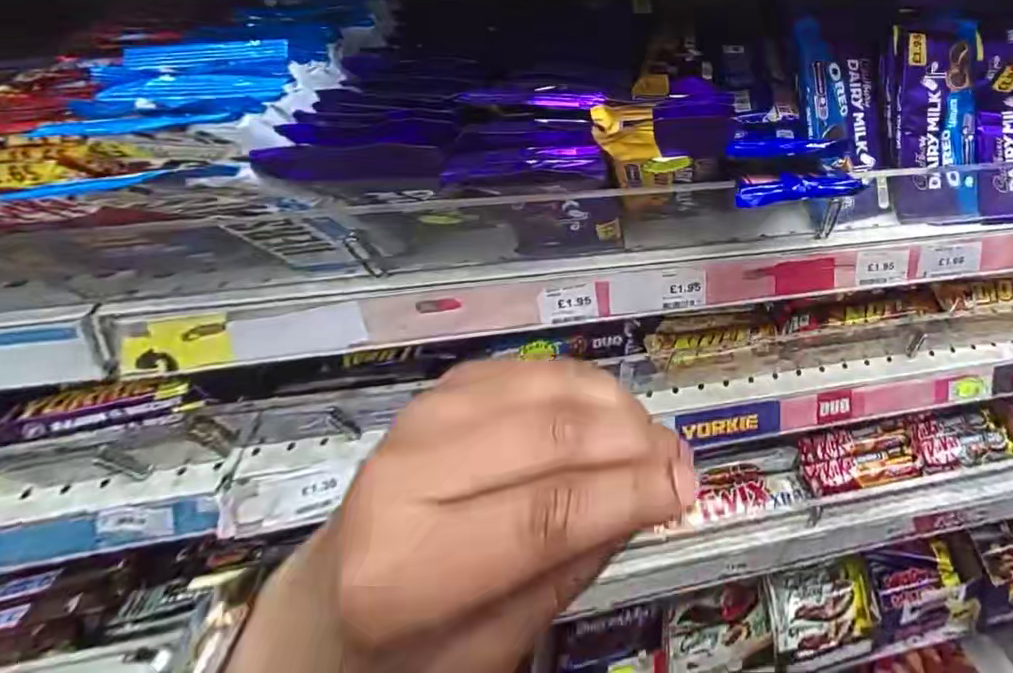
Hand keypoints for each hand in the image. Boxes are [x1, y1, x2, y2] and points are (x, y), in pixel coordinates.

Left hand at [225, 360, 696, 672]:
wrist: (328, 600)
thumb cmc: (411, 644)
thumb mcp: (496, 642)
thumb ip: (577, 565)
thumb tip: (657, 493)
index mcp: (402, 568)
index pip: (544, 515)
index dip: (629, 494)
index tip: (684, 489)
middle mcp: (403, 476)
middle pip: (554, 437)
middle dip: (636, 444)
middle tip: (679, 462)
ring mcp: (423, 417)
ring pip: (556, 390)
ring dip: (622, 410)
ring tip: (651, 441)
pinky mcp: (448, 386)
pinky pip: (544, 369)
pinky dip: (593, 388)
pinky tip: (612, 416)